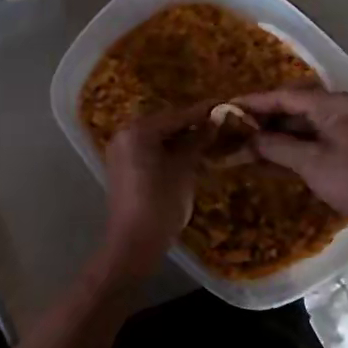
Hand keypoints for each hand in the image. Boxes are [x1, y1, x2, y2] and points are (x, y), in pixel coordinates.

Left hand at [101, 104, 216, 267]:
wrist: (134, 242)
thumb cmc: (161, 203)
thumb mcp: (184, 169)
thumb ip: (198, 141)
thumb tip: (214, 121)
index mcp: (138, 131)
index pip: (177, 115)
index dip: (203, 111)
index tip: (226, 105)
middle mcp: (125, 135)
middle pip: (165, 123)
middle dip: (192, 124)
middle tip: (219, 124)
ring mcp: (121, 152)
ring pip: (158, 138)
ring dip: (181, 139)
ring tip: (209, 140)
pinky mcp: (123, 168)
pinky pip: (149, 151)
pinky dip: (169, 151)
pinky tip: (190, 156)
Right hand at [234, 88, 347, 241]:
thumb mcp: (312, 164)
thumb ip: (277, 147)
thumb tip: (249, 139)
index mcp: (336, 105)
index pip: (287, 96)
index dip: (255, 102)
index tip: (227, 107)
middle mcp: (343, 109)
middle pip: (296, 108)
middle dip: (265, 119)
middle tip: (234, 130)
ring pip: (305, 126)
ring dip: (278, 136)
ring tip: (246, 146)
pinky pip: (316, 141)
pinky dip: (294, 148)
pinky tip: (272, 160)